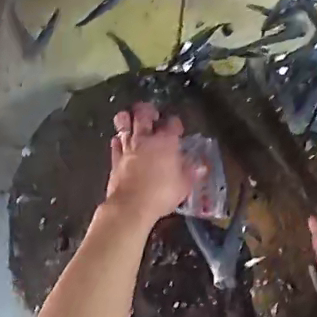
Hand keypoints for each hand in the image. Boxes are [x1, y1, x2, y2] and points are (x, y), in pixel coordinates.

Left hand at [103, 102, 197, 219]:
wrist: (131, 206)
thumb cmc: (162, 194)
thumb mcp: (184, 185)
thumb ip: (191, 173)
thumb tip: (201, 167)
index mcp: (166, 142)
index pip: (172, 123)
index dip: (175, 123)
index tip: (178, 128)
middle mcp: (146, 140)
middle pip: (143, 114)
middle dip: (147, 110)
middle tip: (152, 114)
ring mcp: (128, 148)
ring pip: (124, 124)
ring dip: (128, 119)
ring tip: (131, 119)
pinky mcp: (115, 159)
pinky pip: (115, 143)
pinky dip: (118, 140)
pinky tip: (120, 140)